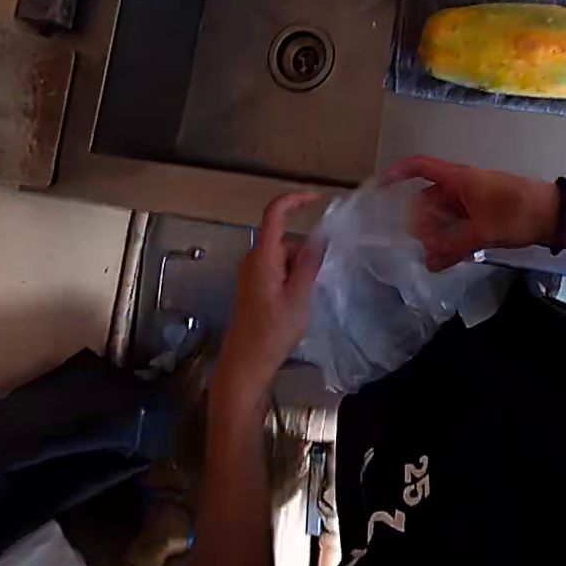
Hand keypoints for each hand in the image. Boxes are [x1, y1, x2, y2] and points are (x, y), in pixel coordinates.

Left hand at [213, 192, 323, 407]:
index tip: (320, 199)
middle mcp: (253, 259)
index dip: (297, 199)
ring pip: (284, 256)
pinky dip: (292, 278)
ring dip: (299, 270)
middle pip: (285, 239)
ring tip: (303, 300)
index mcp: (263, 257)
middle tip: (314, 283)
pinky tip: (295, 304)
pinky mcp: (253, 286)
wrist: (245, 366)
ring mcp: (251, 273)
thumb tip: (320, 235)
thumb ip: (309, 262)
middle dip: (306, 253)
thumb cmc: (272, 333)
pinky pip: (278, 269)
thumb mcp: (299, 296)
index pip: (275, 213)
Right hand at [383, 156, 565, 270]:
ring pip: (443, 214)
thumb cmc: (519, 212)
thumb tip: (428, 263)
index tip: (378, 187)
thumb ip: (453, 247)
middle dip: (422, 224)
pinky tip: (455, 257)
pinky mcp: (483, 212)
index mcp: (458, 179)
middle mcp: (461, 185)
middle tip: (426, 249)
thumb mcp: (483, 231)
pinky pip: (458, 222)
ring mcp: (473, 199)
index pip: (420, 167)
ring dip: (438, 234)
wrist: (556, 214)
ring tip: (441, 258)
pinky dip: (453, 237)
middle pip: (428, 200)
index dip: (397, 173)